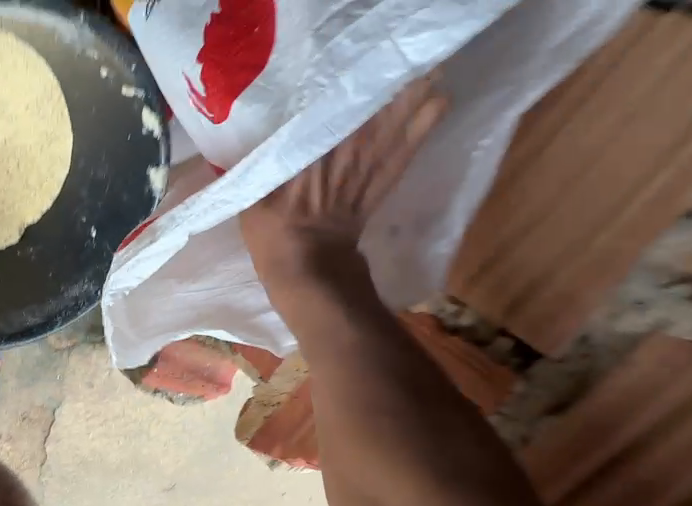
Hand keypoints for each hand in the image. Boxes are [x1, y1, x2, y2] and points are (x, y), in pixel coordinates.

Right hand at [241, 75, 446, 284]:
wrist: (305, 270)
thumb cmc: (272, 236)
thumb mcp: (251, 200)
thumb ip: (257, 166)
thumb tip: (251, 139)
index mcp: (305, 158)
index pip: (324, 115)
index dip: (343, 86)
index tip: (354, 60)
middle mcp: (339, 157)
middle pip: (365, 112)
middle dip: (386, 81)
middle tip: (408, 49)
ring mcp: (362, 172)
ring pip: (388, 128)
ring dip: (411, 96)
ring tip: (431, 63)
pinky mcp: (377, 187)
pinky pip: (402, 154)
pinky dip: (422, 130)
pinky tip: (440, 103)